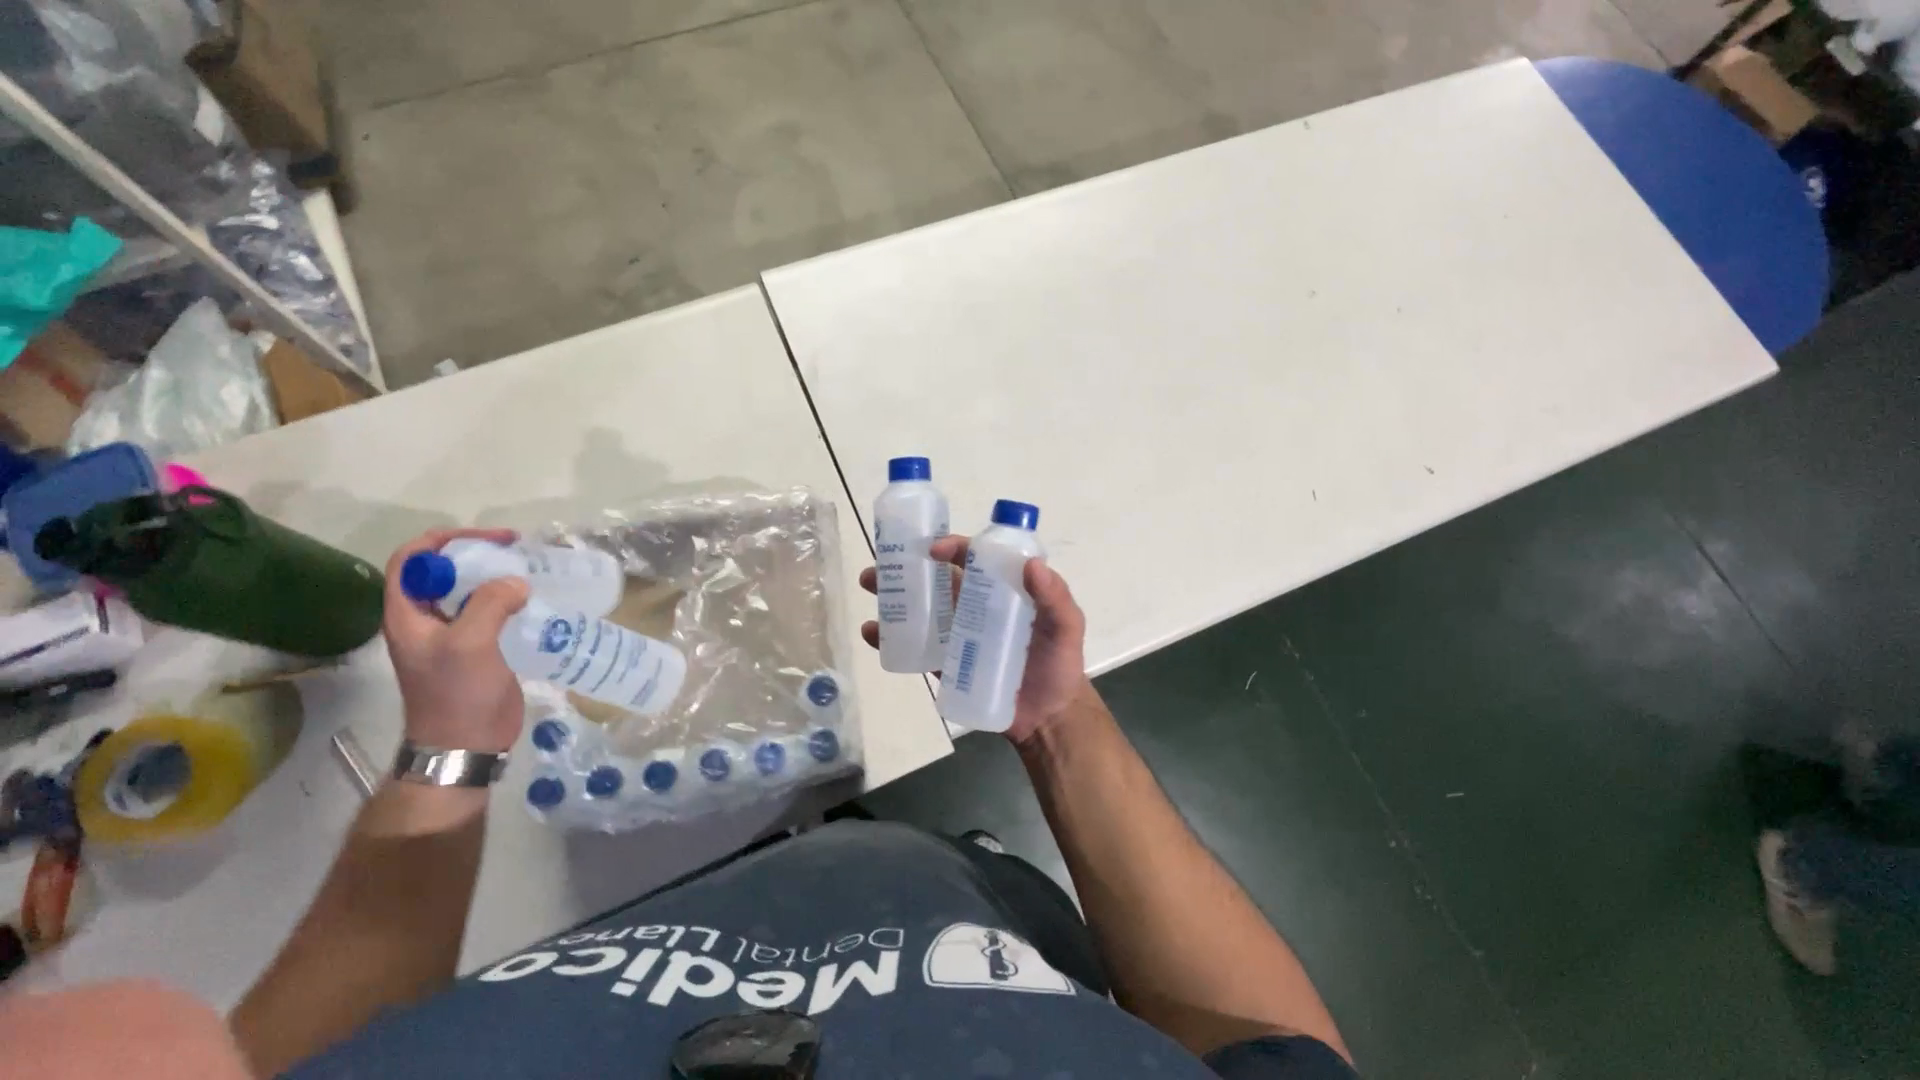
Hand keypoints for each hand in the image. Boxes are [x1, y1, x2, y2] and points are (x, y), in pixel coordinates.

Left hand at [384, 529, 530, 753]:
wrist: (465, 746)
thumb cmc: (457, 694)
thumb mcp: (469, 643)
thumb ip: (488, 604)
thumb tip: (516, 583)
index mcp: (407, 615)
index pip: (411, 561)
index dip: (442, 541)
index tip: (484, 539)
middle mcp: (425, 620)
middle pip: (444, 571)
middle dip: (476, 554)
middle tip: (513, 549)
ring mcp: (452, 635)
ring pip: (470, 591)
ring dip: (496, 576)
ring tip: (529, 569)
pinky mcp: (479, 649)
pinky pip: (492, 613)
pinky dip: (511, 600)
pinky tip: (535, 600)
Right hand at [860, 536, 1089, 743]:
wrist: (1048, 718)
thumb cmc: (1060, 666)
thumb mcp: (1067, 627)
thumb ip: (1056, 598)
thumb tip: (1033, 565)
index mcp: (1004, 588)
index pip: (975, 558)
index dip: (953, 547)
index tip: (933, 549)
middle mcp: (977, 604)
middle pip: (938, 578)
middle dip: (907, 566)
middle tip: (881, 564)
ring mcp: (958, 633)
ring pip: (921, 606)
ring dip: (893, 594)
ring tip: (870, 586)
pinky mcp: (946, 662)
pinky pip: (916, 645)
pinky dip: (890, 636)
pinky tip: (872, 632)